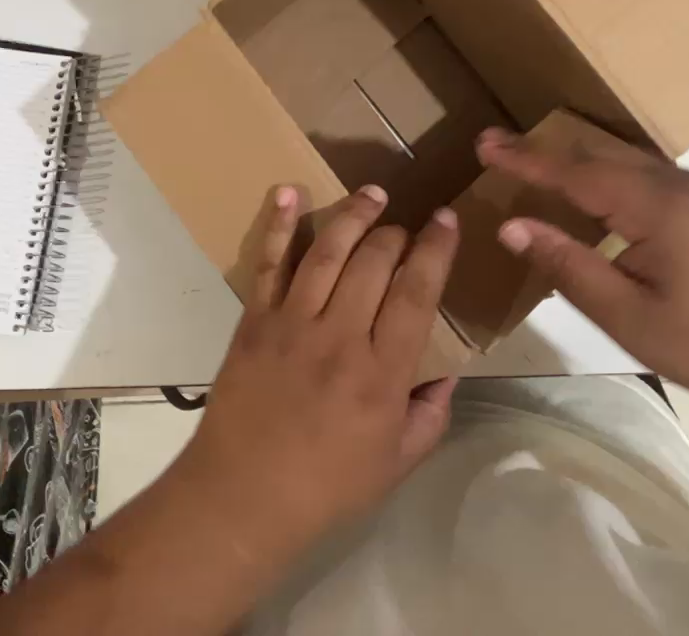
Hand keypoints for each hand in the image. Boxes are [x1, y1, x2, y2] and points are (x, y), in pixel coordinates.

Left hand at [169, 184, 460, 562]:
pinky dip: (279, 226)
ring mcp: (292, 324)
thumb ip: (429, 415)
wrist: (242, 495)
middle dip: (396, 233)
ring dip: (353, 216)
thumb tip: (445, 374)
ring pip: (328, 253)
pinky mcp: (254, 321)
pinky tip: (289, 192)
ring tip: (372, 194)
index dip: (436, 250)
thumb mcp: (397, 463)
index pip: (417, 293)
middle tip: (405, 225)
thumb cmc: (326, 486)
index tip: (446, 220)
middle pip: (374, 262)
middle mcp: (340, 337)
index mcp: (383, 373)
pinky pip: (269, 264)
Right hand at [476, 127, 688, 407]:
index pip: (576, 172)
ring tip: (526, 162)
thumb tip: (510, 227)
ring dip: (572, 160)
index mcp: (658, 207)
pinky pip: (640, 176)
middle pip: (598, 154)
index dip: (526, 160)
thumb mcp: (624, 314)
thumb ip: (566, 264)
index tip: (483, 145)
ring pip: (621, 161)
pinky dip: (601, 175)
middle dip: (543, 150)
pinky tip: (582, 189)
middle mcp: (679, 185)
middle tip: (494, 146)